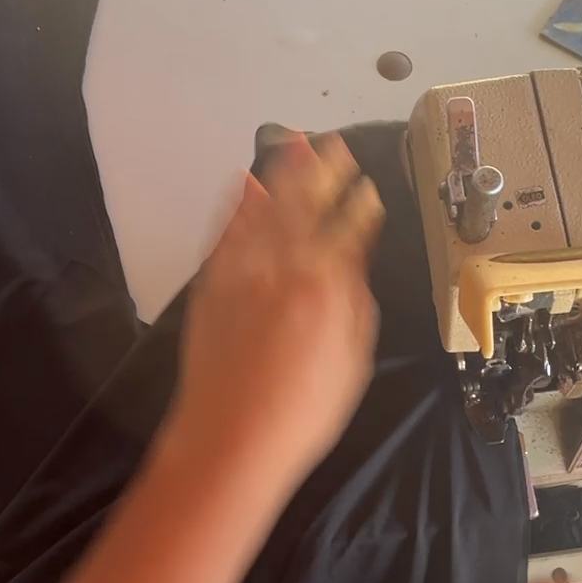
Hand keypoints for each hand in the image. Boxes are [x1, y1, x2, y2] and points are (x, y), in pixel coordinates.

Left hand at [164, 132, 383, 488]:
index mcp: (327, 289)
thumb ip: (356, 308)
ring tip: (294, 143)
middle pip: (308, 206)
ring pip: (266, 209)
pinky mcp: (213, 286)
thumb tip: (356, 275)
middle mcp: (284, 270)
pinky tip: (244, 183)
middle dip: (324, 171)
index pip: (350, 232)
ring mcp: (244, 274)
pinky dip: (236, 203)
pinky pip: (226, 232)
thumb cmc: (297, 413)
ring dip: (283, 173)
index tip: (368, 189)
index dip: (362, 206)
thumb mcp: (352, 363)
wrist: (231, 439)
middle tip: (333, 145)